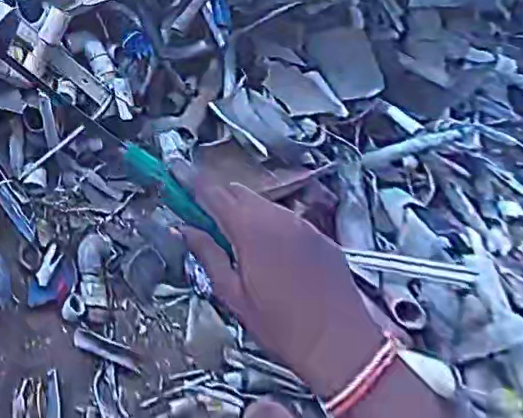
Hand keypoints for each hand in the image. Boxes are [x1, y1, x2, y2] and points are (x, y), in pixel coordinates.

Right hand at [173, 167, 383, 398]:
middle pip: (235, 190)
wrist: (347, 352)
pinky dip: (271, 225)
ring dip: (244, 212)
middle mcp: (276, 217)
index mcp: (249, 228)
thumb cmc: (288, 330)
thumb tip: (183, 230)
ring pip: (261, 202)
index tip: (175, 172)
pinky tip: (272, 255)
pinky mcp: (319, 235)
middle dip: (217, 200)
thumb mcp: (233, 295)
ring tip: (242, 245)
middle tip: (206, 222)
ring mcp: (301, 224)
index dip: (188, 179)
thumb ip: (206, 254)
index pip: (209, 190)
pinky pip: (285, 217)